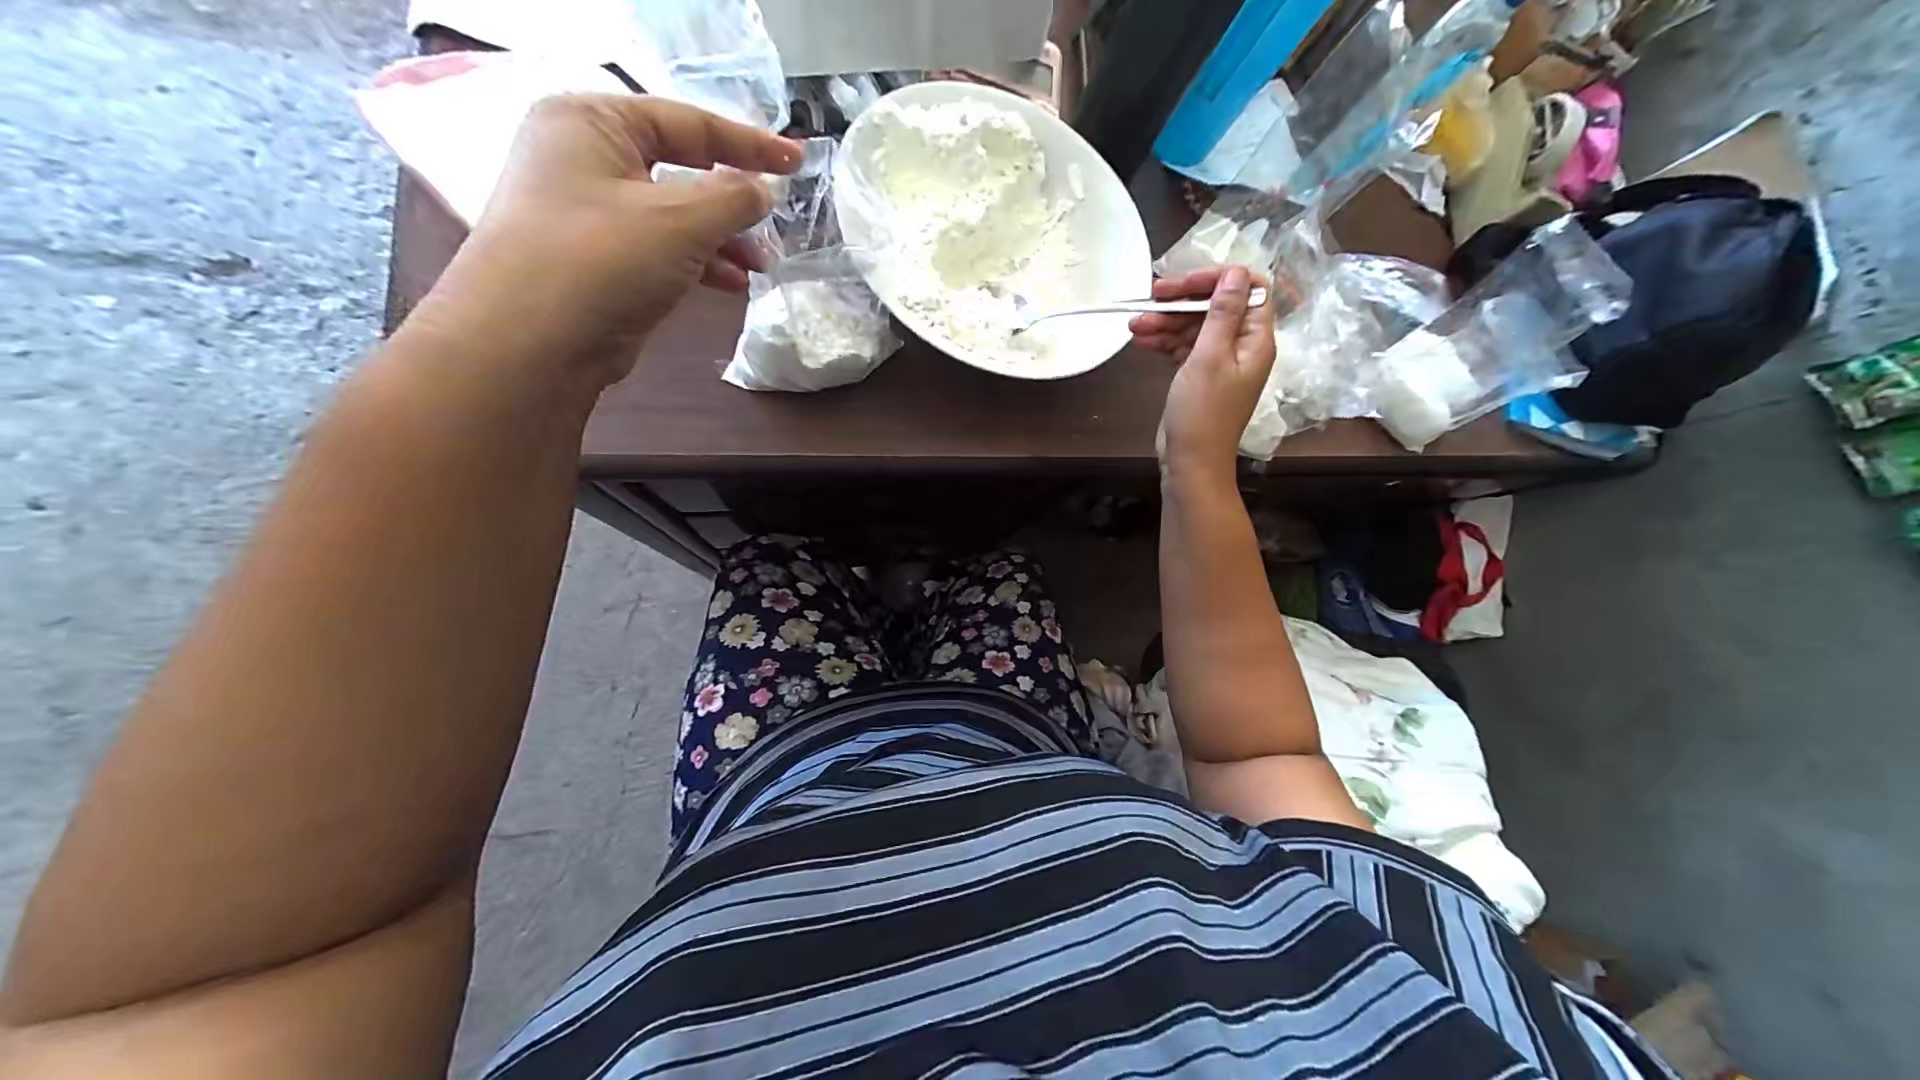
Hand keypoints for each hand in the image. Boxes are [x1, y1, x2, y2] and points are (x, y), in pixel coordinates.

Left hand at [412, 94, 801, 388]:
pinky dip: (699, 263)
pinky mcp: (598, 261)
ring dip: (722, 240)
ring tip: (760, 266)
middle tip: (774, 225)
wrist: (532, 342)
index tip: (797, 160)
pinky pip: (661, 250)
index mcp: (592, 122)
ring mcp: (589, 213)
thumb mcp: (679, 220)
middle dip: (733, 203)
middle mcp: (585, 159)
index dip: (748, 143)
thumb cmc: (601, 259)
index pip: (687, 122)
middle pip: (680, 170)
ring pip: (674, 216)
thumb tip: (766, 188)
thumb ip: (734, 197)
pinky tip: (732, 283)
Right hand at [1130, 266, 1276, 480]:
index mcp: (1255, 339)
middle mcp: (1241, 346)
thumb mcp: (1209, 357)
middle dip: (1183, 301)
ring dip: (1166, 322)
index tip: (1185, 282)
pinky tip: (1141, 340)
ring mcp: (1219, 362)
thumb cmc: (1202, 412)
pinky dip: (1164, 341)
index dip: (1218, 280)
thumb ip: (1223, 313)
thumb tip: (1237, 273)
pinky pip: (1183, 347)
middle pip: (1216, 307)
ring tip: (1135, 325)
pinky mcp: (1198, 376)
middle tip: (1151, 296)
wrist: (1190, 461)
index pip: (1248, 290)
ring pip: (1194, 327)